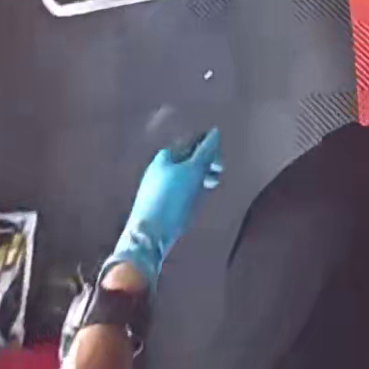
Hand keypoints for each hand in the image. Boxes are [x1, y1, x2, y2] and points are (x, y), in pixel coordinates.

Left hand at [105, 129, 222, 284]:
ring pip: (186, 173)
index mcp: (167, 155)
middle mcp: (161, 166)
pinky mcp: (159, 202)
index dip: (210, 147)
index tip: (221, 162)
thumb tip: (215, 132)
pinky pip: (181, 187)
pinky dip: (193, 188)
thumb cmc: (172, 199)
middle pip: (190, 157)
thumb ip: (206, 151)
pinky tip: (198, 197)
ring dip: (202, 175)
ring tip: (212, 185)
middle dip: (207, 162)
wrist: (147, 237)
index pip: (193, 141)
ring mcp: (158, 184)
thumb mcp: (193, 171)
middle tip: (219, 173)